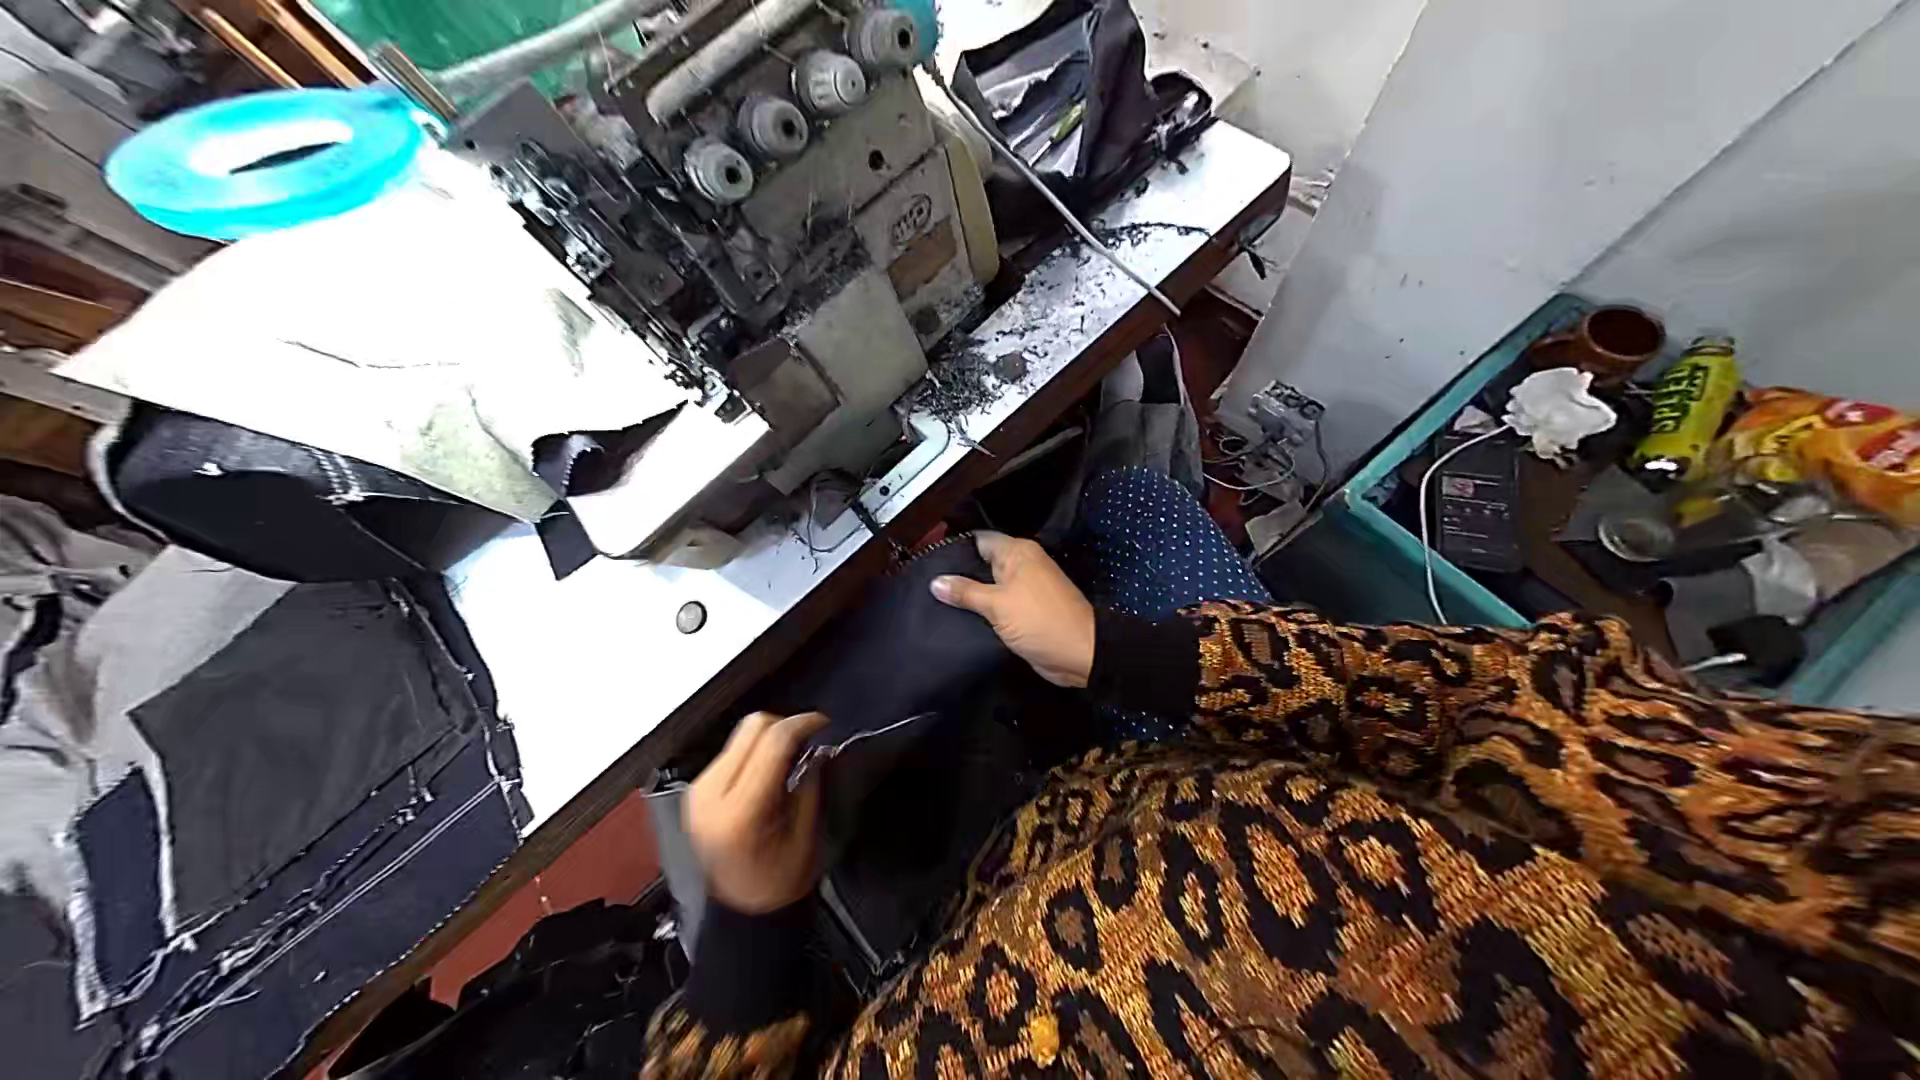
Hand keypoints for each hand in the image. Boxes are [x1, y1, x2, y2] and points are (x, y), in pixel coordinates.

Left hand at [685, 711, 827, 913]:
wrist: (732, 913)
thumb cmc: (771, 887)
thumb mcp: (803, 841)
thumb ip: (810, 789)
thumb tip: (817, 751)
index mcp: (739, 812)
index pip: (772, 741)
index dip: (803, 724)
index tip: (823, 724)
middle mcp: (711, 794)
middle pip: (753, 726)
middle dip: (786, 726)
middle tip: (809, 741)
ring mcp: (699, 789)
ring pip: (742, 734)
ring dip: (771, 738)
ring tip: (791, 761)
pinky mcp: (697, 788)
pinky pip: (732, 751)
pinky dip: (757, 752)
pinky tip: (771, 773)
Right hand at [930, 531, 1095, 687]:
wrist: (1080, 655)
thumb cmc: (1040, 621)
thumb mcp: (997, 605)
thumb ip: (965, 592)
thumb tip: (935, 581)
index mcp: (1018, 552)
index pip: (978, 540)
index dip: (954, 548)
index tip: (929, 561)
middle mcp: (1021, 565)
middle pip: (982, 561)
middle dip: (958, 572)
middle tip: (927, 584)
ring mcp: (1024, 588)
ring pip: (988, 584)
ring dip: (968, 593)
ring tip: (936, 601)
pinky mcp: (1024, 610)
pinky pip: (997, 603)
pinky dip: (981, 608)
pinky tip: (958, 617)